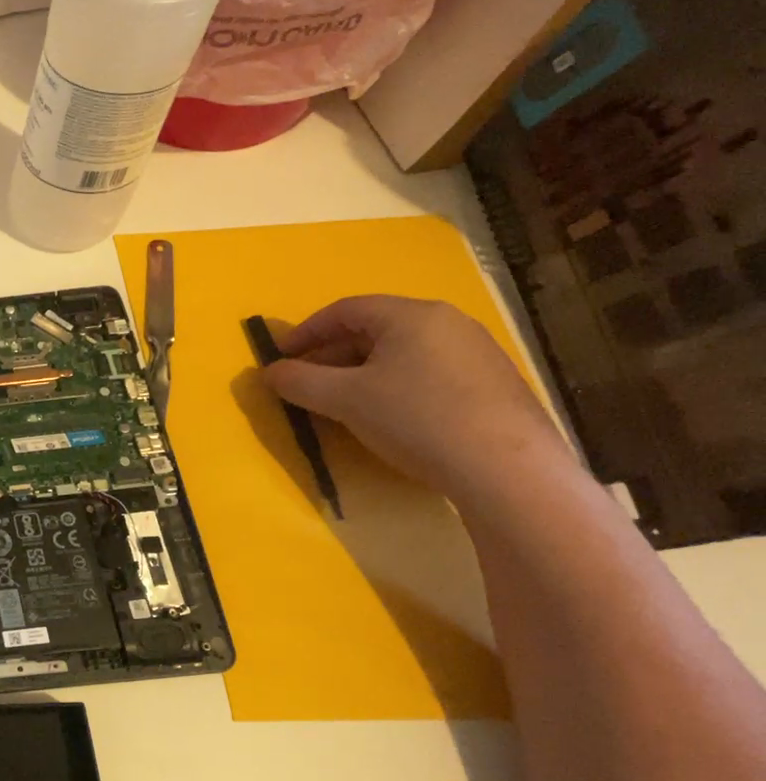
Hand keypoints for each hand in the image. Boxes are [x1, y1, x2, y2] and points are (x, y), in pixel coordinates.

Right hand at [262, 296, 565, 500]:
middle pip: (375, 329)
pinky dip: (396, 386)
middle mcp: (449, 323)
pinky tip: (389, 417)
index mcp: (413, 315)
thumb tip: (270, 372)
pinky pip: (429, 373)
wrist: (508, 471)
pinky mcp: (495, 385)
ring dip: (362, 372)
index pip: (345, 309)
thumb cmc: (416, 419)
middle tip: (306, 382)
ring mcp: (478, 353)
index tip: (280, 356)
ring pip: (403, 353)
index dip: (306, 331)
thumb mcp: (344, 400)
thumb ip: (300, 381)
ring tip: (342, 403)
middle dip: (332, 354)